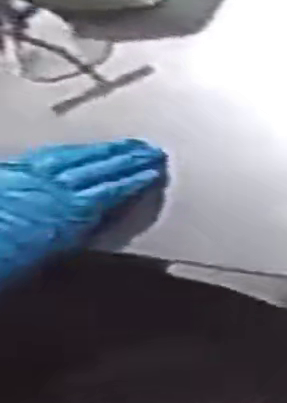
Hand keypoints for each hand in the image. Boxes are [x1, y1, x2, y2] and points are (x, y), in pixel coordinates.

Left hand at [0, 139, 166, 284]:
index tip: (155, 172)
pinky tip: (78, 150)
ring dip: (104, 150)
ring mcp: (28, 178)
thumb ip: (84, 225)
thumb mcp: (58, 248)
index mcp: (73, 209)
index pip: (114, 188)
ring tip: (127, 145)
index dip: (136, 180)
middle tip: (150, 150)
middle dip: (127, 159)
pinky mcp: (5, 173)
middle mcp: (54, 188)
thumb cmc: (9, 257)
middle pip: (98, 168)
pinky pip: (45, 157)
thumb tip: (107, 211)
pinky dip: (69, 151)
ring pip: (74, 158)